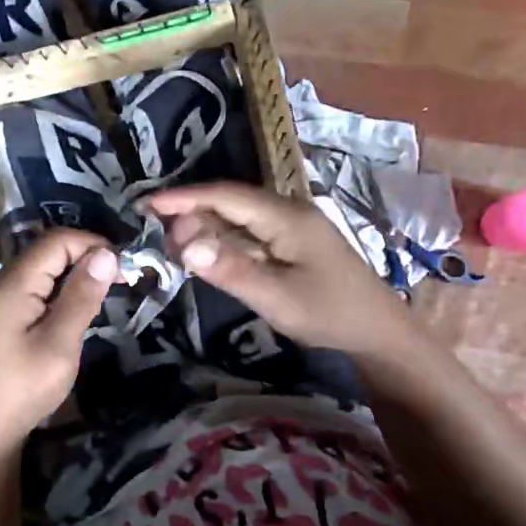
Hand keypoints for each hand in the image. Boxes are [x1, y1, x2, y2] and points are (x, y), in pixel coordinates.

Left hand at [0, 229, 117, 443]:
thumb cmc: (26, 387)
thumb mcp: (60, 343)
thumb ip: (82, 296)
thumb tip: (107, 253)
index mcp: (13, 283)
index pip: (56, 241)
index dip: (92, 243)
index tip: (125, 263)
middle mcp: (4, 281)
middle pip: (50, 249)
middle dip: (88, 254)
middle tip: (122, 276)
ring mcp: (4, 296)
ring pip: (47, 266)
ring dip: (79, 270)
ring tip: (109, 287)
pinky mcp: (9, 312)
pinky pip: (40, 284)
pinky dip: (66, 286)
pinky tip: (83, 302)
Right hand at [145, 182, 413, 355]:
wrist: (378, 329)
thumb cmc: (330, 314)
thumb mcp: (277, 297)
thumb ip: (230, 270)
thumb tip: (184, 245)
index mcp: (286, 217)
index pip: (226, 196)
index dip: (184, 197)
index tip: (148, 204)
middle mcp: (287, 212)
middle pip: (230, 203)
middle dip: (191, 214)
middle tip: (158, 238)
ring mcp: (291, 227)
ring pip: (239, 218)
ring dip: (206, 228)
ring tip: (174, 247)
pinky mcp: (293, 243)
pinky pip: (250, 234)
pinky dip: (225, 242)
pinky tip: (207, 255)